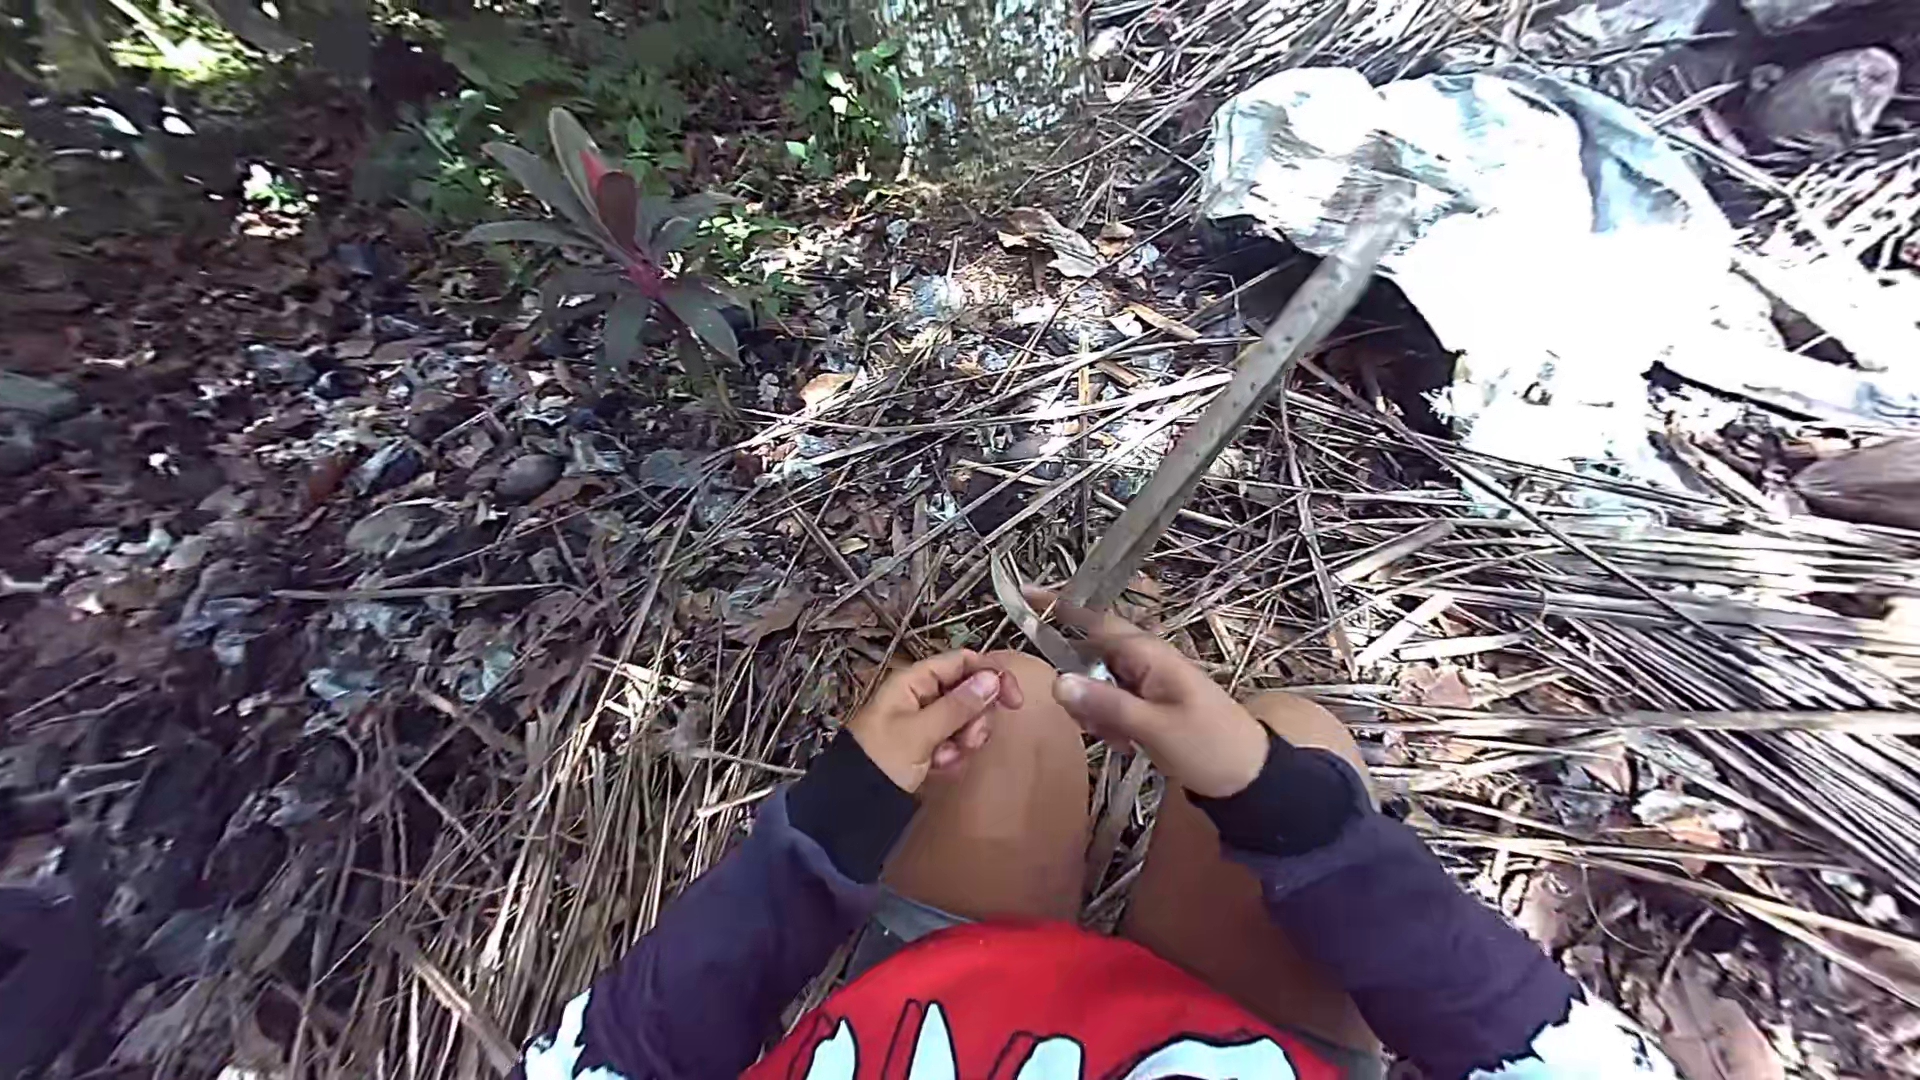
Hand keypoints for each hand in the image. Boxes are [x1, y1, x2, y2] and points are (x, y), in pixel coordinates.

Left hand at [845, 650, 1022, 792]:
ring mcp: (924, 721)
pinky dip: (952, 755)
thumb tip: (993, 678)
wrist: (850, 807)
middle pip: (968, 692)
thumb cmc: (879, 761)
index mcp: (914, 681)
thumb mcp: (920, 732)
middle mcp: (921, 695)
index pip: (962, 662)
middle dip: (975, 718)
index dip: (990, 675)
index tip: (1014, 700)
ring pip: (964, 719)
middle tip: (969, 741)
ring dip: (963, 740)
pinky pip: (953, 741)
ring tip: (945, 759)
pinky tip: (939, 768)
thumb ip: (958, 706)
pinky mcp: (925, 745)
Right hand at [1026, 587, 1268, 797]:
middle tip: (1092, 723)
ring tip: (1120, 738)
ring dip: (1095, 711)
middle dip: (1080, 688)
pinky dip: (1107, 723)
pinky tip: (1126, 744)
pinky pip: (1107, 702)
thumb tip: (1057, 682)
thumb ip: (1105, 703)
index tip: (1025, 595)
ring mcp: (1143, 680)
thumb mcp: (1154, 728)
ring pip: (1094, 683)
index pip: (1094, 620)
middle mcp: (1141, 659)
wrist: (1248, 780)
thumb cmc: (1208, 746)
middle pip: (1086, 657)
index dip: (1059, 606)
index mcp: (1147, 653)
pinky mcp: (1144, 701)